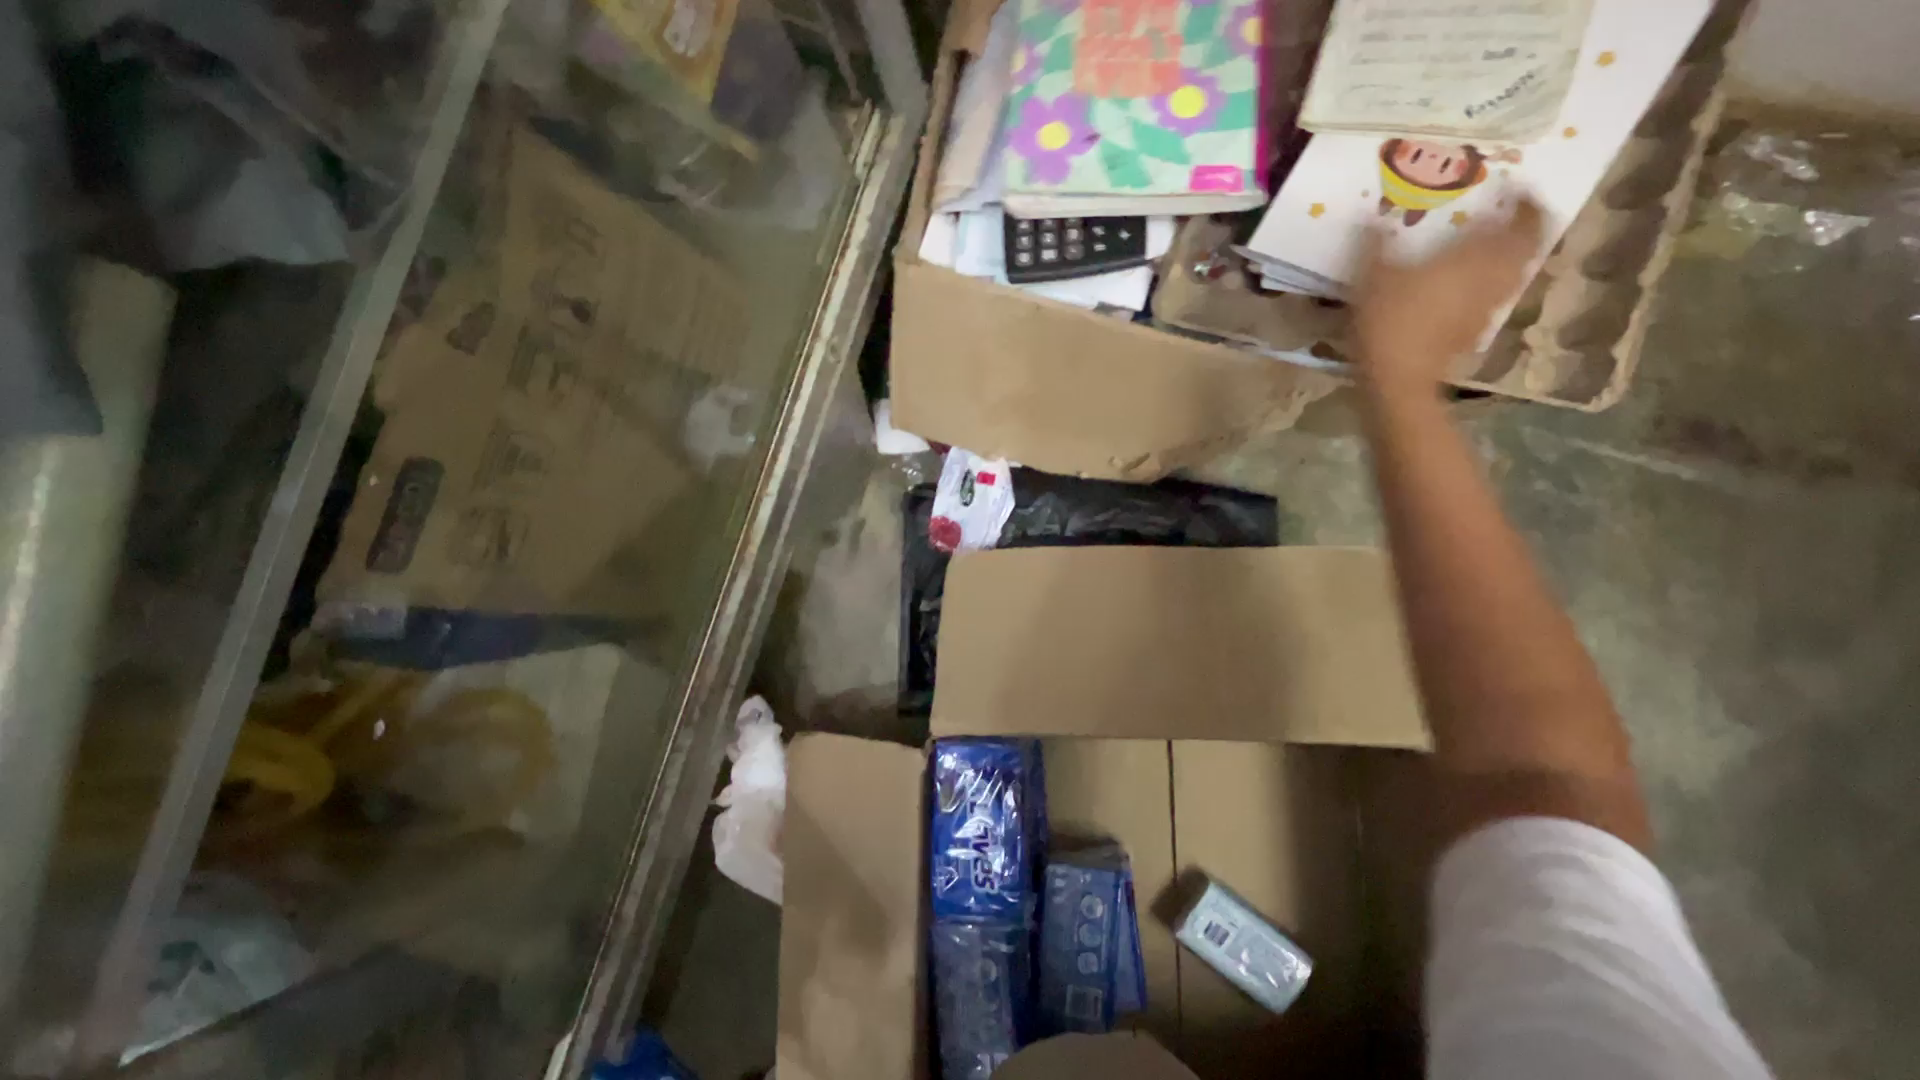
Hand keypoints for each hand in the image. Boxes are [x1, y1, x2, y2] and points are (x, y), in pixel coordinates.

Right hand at [1351, 195, 1544, 399]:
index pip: (1522, 221)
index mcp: (1475, 256)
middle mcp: (1492, 277)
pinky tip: (1468, 287)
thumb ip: (1375, 242)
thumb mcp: (1371, 276)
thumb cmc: (1389, 322)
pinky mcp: (1476, 330)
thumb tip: (1372, 214)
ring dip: (1508, 258)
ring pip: (1514, 273)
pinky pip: (1494, 297)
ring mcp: (1488, 307)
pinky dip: (1489, 285)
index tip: (1516, 189)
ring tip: (1488, 250)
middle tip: (1505, 218)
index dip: (1526, 203)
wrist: (1398, 380)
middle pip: (1527, 247)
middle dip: (1521, 230)